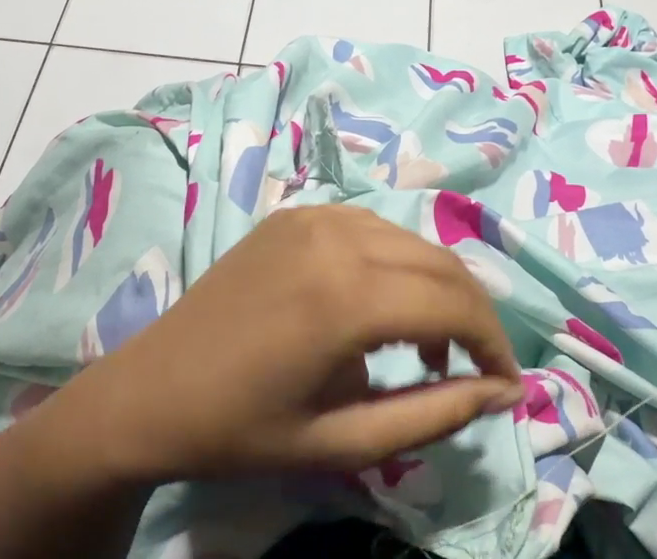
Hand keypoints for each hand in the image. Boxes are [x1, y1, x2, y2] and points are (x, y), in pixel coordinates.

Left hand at [42, 204, 521, 483]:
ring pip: (411, 239)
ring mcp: (312, 216)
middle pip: (441, 262)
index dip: (494, 344)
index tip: (506, 384)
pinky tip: (381, 304)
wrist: (149, 392)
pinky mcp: (294, 213)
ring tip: (426, 347)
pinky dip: (397, 262)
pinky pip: (371, 227)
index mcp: (346, 296)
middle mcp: (336, 237)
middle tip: (476, 368)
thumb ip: (434, 415)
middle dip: (473, 314)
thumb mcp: (343, 443)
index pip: (456, 303)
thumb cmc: (243, 430)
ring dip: (436, 287)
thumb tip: (504, 392)